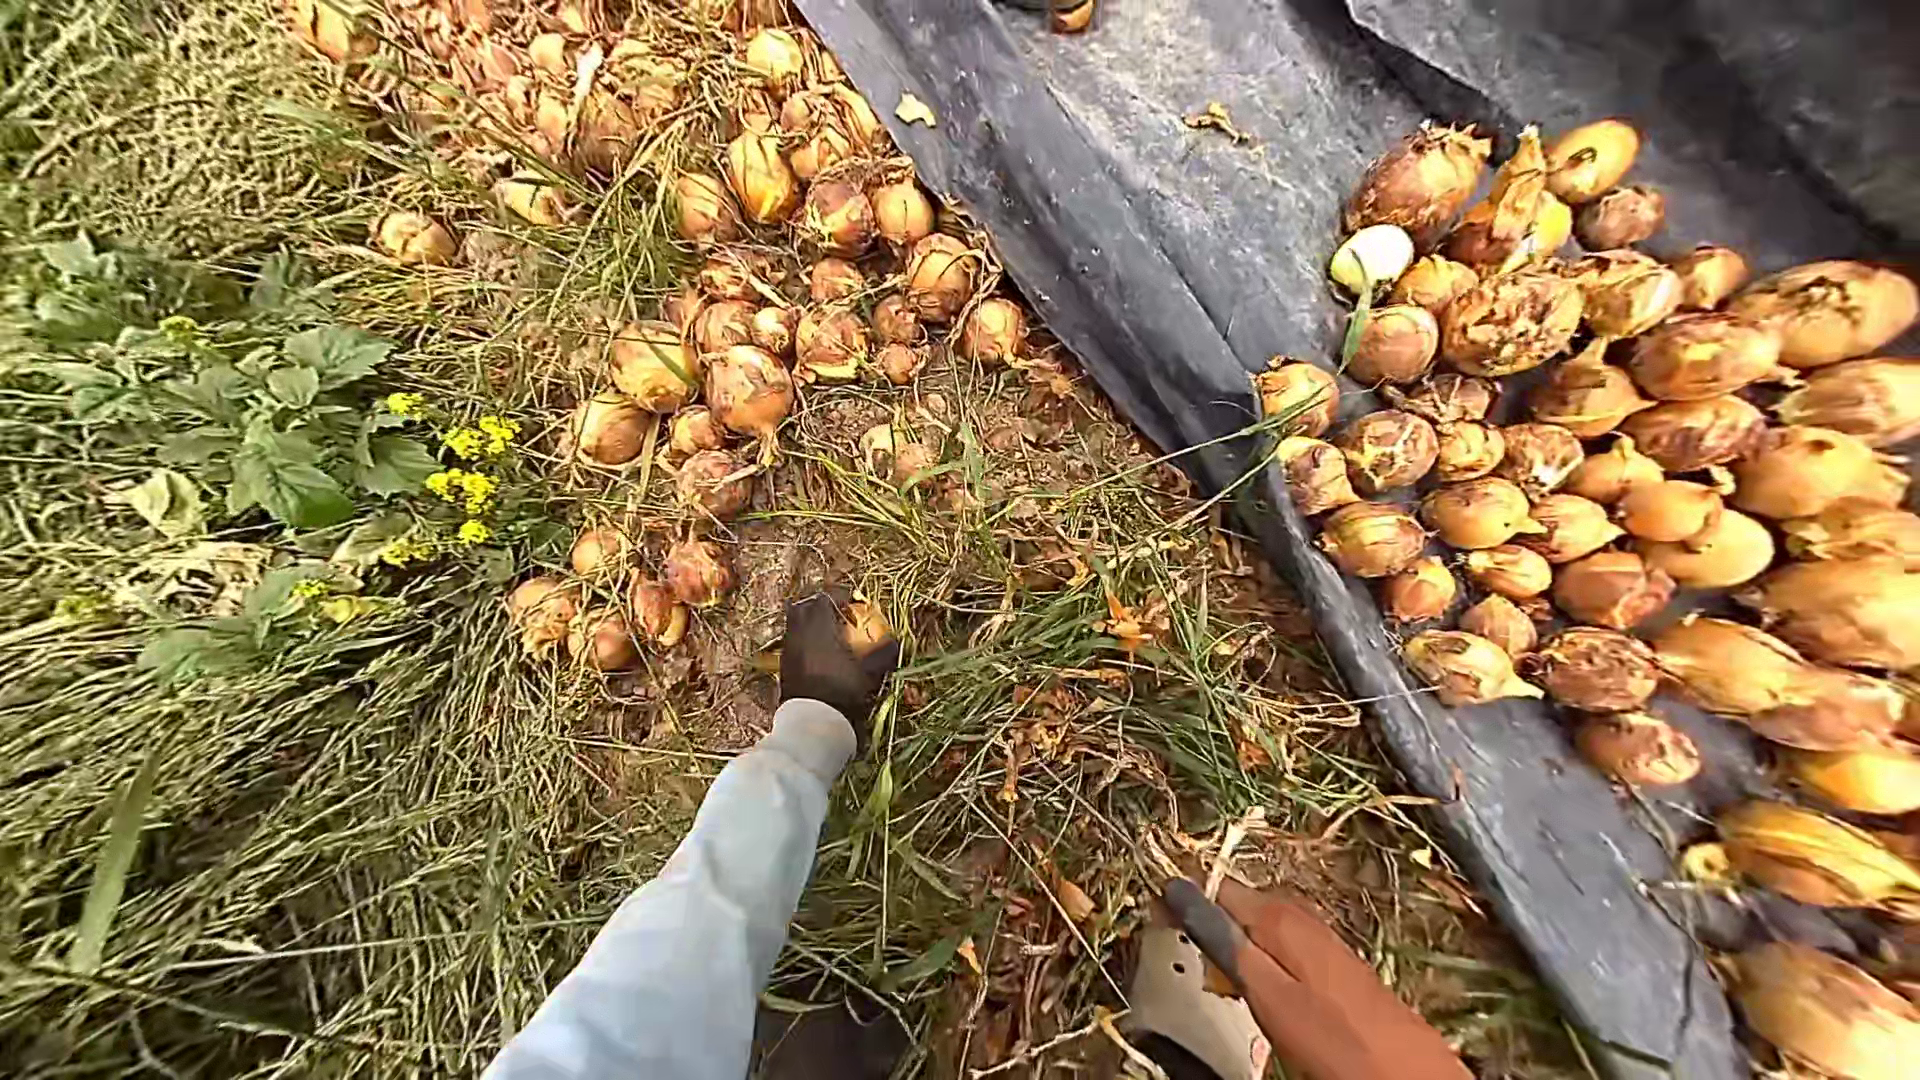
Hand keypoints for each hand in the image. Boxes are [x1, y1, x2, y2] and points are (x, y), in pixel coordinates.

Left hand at [779, 590, 900, 737]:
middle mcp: (798, 635)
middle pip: (803, 607)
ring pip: (795, 625)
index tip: (854, 603)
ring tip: (831, 635)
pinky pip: (793, 643)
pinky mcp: (784, 668)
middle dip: (820, 605)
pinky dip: (806, 642)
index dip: (839, 596)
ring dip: (811, 624)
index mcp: (818, 628)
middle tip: (838, 614)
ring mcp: (788, 652)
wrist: (812, 724)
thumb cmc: (841, 691)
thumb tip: (896, 641)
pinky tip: (821, 656)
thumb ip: (884, 653)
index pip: (824, 598)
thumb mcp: (869, 672)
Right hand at [1161, 878, 1468, 1079]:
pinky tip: (1265, 995)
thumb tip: (1178, 889)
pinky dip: (1261, 963)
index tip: (1159, 924)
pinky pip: (1277, 946)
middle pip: (1231, 905)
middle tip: (1203, 973)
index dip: (1180, 902)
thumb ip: (1223, 940)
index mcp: (1273, 913)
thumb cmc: (1334, 1042)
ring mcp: (1315, 933)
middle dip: (1208, 928)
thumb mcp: (1268, 994)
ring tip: (1229, 988)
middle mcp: (1293, 911)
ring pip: (1253, 927)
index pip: (1209, 886)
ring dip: (1233, 949)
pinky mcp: (1329, 958)